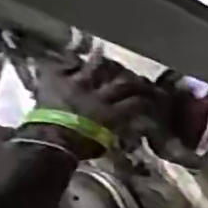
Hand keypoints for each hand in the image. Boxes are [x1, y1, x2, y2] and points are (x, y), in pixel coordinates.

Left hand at [29, 53, 162, 158]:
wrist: (50, 140)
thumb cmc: (81, 147)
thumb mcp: (108, 142)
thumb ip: (120, 131)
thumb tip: (132, 127)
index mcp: (113, 113)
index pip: (138, 103)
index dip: (149, 100)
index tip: (157, 99)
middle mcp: (99, 95)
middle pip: (123, 83)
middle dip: (135, 82)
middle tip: (141, 79)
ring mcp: (77, 83)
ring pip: (96, 66)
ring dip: (104, 64)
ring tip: (109, 60)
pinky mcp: (56, 78)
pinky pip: (65, 63)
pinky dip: (71, 61)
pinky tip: (75, 60)